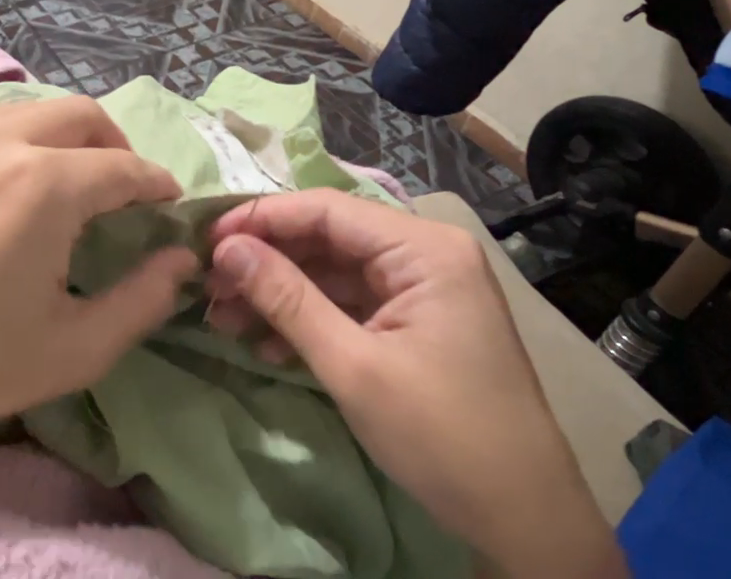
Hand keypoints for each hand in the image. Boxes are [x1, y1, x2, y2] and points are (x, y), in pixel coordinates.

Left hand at [0, 93, 197, 444]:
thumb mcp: (76, 348)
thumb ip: (143, 298)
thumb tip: (180, 258)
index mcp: (46, 186)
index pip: (124, 166)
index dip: (156, 185)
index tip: (166, 207)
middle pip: (80, 115)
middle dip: (115, 145)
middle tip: (121, 190)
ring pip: (22, 107)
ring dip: (56, 134)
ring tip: (58, 175)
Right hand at [205, 190, 625, 578]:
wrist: (524, 521)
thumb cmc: (443, 436)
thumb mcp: (353, 366)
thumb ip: (286, 298)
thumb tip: (226, 249)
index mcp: (424, 248)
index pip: (326, 209)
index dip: (261, 219)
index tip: (205, 242)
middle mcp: (425, 254)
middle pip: (326, 238)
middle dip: (265, 262)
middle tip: (209, 288)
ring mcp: (421, 289)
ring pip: (332, 272)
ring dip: (279, 294)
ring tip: (224, 319)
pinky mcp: (414, 322)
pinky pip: (349, 303)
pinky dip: (307, 320)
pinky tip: (266, 345)